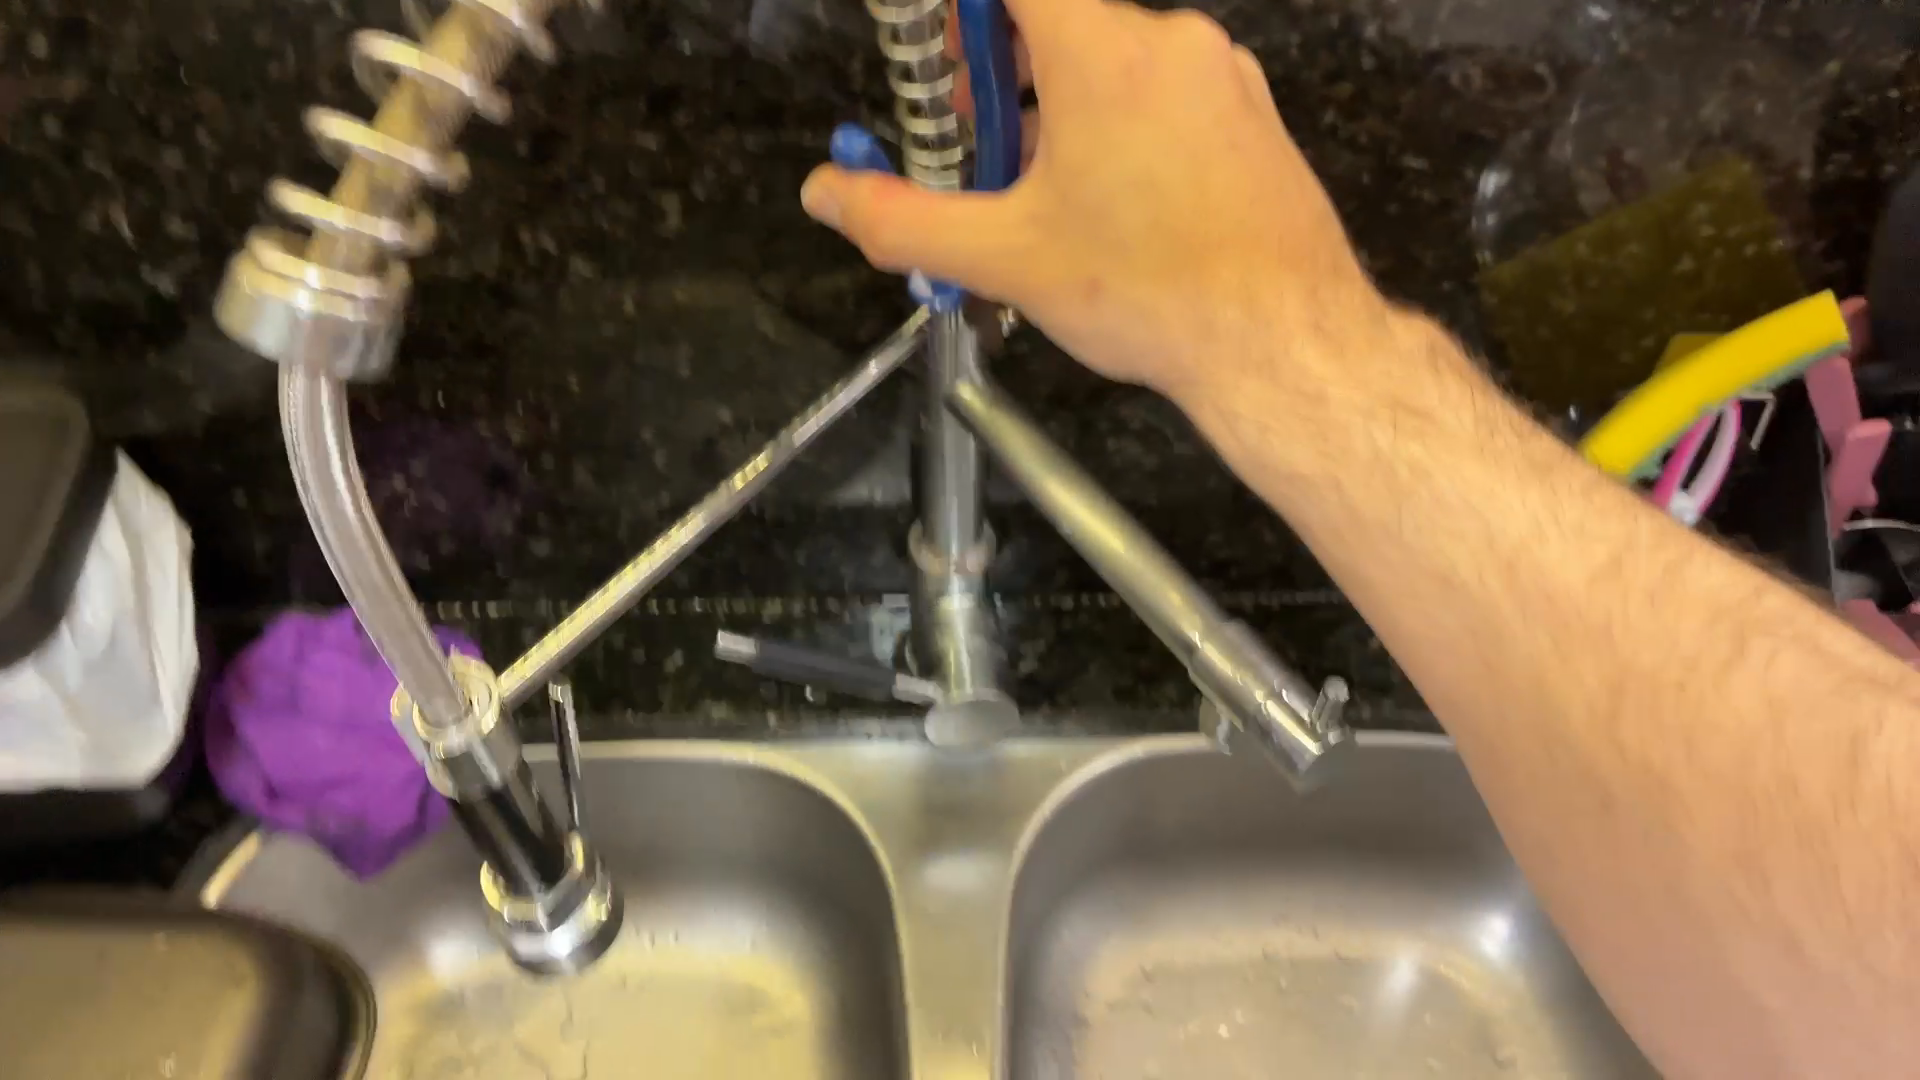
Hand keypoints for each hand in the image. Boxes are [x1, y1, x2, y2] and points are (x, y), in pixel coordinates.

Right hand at [800, 0, 1389, 407]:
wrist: (1279, 341)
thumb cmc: (1145, 293)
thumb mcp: (1007, 259)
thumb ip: (904, 221)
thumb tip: (826, 194)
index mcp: (1101, 51)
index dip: (963, 16)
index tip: (946, 70)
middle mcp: (1170, 41)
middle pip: (1059, 26)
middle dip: (1002, 84)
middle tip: (978, 159)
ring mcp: (1221, 79)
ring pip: (1114, 71)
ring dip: (1060, 121)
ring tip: (1041, 206)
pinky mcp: (1249, 123)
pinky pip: (1164, 106)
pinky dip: (1119, 139)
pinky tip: (1113, 216)